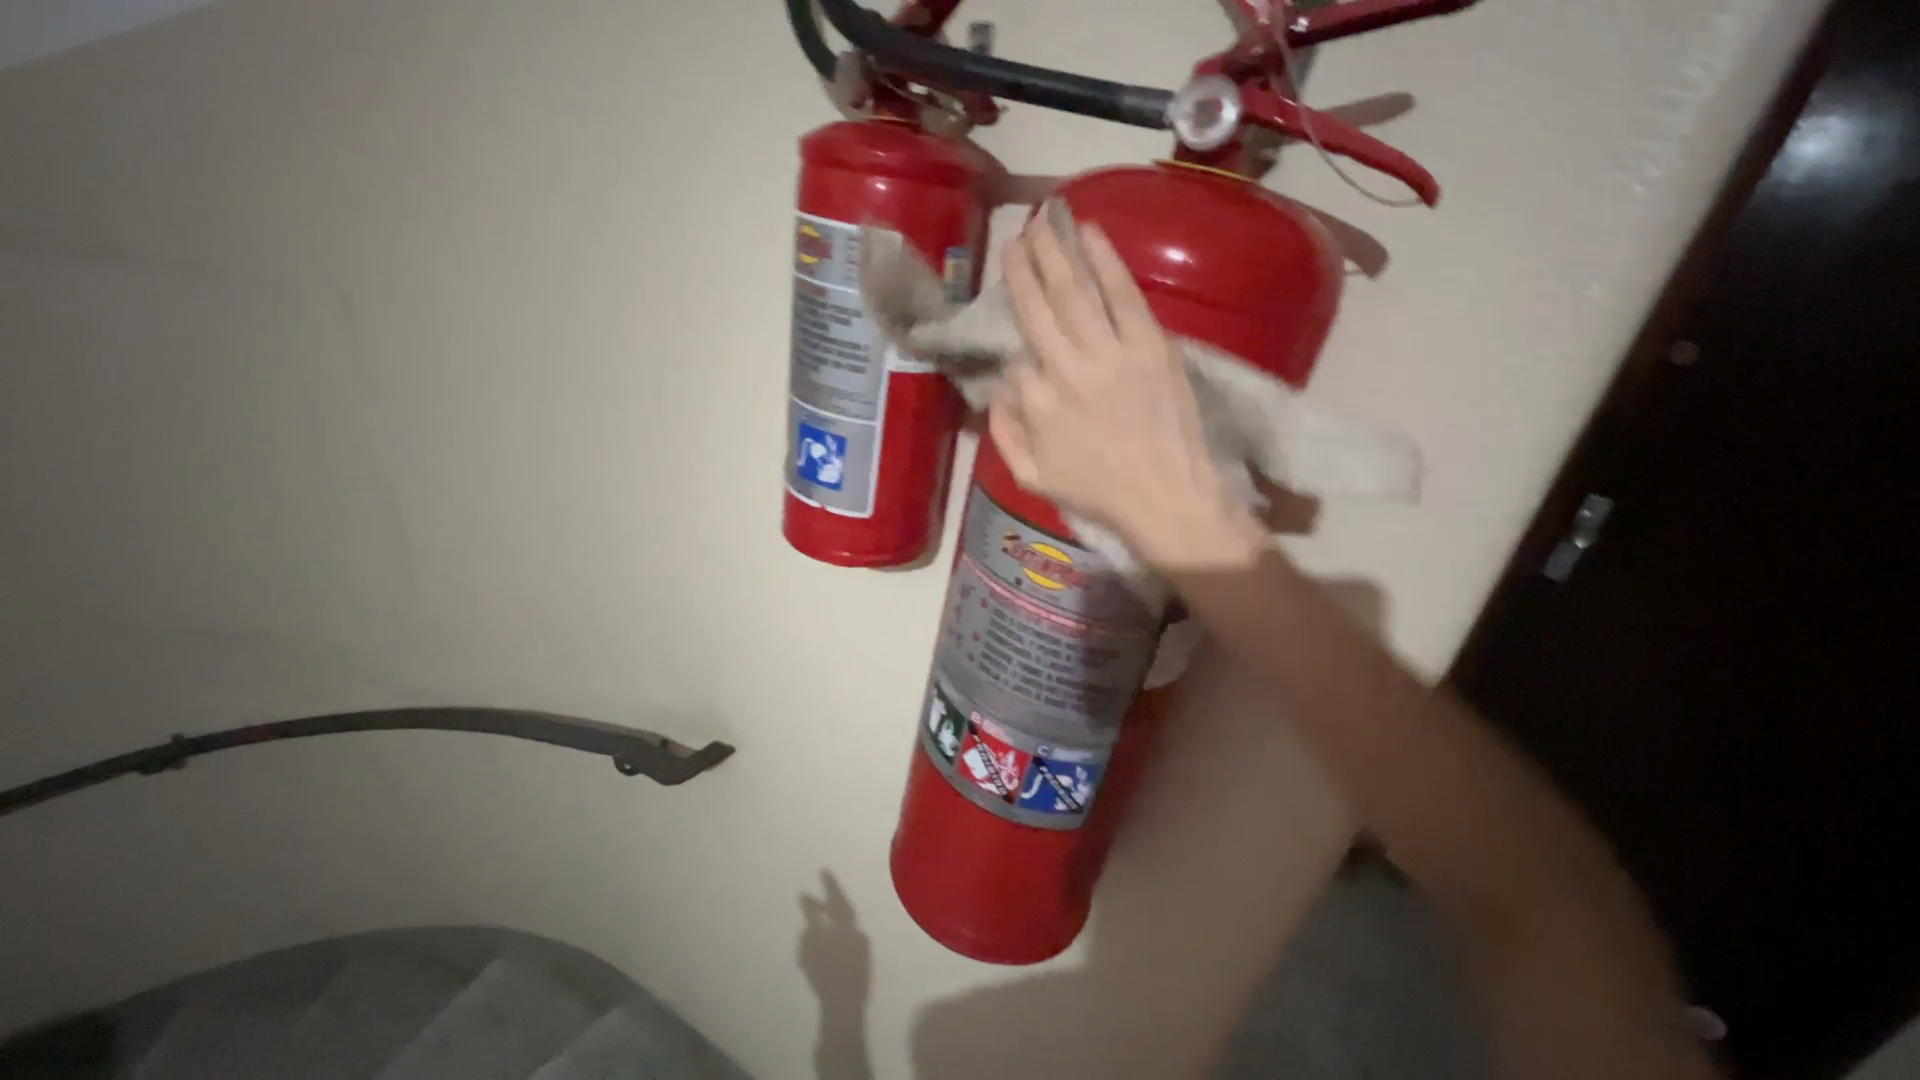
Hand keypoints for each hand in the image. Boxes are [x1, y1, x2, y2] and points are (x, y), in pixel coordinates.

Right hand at [992, 216, 1266, 568]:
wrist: (1170, 498)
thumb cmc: (1101, 495)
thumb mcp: (1034, 479)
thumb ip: (1006, 435)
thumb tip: (999, 389)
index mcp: (1038, 406)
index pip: (1016, 361)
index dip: (1014, 346)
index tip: (1018, 332)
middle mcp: (1067, 371)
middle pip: (1037, 309)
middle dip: (1023, 268)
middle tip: (1015, 235)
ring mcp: (1110, 354)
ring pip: (1074, 293)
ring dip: (1056, 252)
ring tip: (1043, 219)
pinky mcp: (1150, 346)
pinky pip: (1123, 296)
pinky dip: (1106, 262)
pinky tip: (1090, 233)